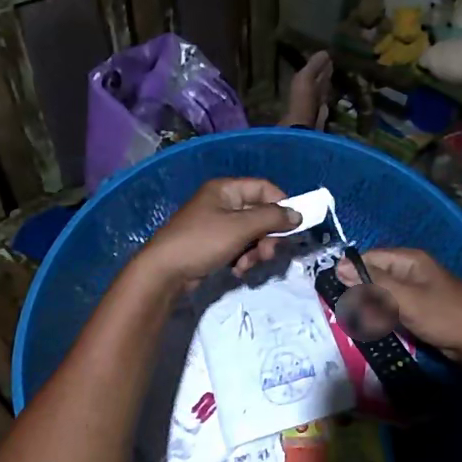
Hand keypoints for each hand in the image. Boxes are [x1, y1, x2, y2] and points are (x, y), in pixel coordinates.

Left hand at [136, 178, 299, 285]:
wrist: (164, 272)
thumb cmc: (202, 241)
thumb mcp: (241, 228)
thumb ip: (272, 219)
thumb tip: (298, 214)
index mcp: (226, 189)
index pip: (264, 188)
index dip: (282, 205)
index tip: (293, 226)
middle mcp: (222, 203)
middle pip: (260, 213)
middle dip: (268, 235)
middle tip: (268, 253)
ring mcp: (217, 224)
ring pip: (252, 234)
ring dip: (256, 251)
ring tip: (246, 265)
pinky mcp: (214, 245)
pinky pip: (240, 247)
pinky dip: (243, 258)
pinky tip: (237, 270)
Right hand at [337, 248, 461, 365]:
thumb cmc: (444, 316)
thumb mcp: (405, 299)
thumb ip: (373, 283)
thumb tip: (339, 267)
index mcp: (410, 259)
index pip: (370, 257)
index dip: (351, 270)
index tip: (332, 289)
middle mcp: (412, 270)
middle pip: (375, 274)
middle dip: (359, 290)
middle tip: (343, 309)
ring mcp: (417, 289)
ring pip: (383, 292)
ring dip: (370, 305)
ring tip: (356, 320)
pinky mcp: (420, 308)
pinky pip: (393, 306)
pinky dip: (383, 314)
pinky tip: (374, 326)